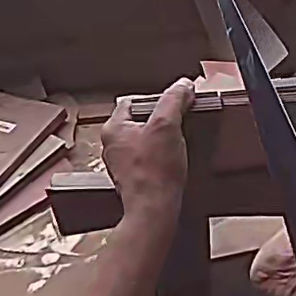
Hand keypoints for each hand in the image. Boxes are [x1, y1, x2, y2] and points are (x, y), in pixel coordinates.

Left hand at [101, 78, 194, 221]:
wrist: (154, 210)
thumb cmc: (154, 172)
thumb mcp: (167, 126)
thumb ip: (174, 100)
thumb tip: (182, 85)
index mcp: (114, 129)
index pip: (133, 101)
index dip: (156, 99)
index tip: (174, 103)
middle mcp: (113, 145)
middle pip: (140, 120)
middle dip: (161, 120)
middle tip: (178, 124)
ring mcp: (122, 163)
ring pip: (145, 140)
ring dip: (162, 140)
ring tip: (176, 145)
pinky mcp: (133, 178)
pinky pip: (148, 159)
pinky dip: (161, 158)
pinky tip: (172, 163)